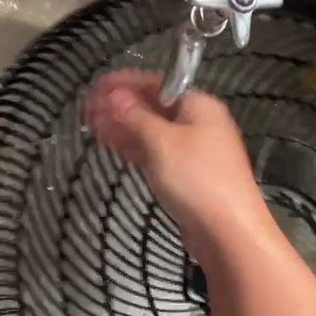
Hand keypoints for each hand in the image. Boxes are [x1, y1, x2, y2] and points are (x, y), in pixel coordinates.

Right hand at [86, 71, 264, 234]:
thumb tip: (114, 94)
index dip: (124, 83)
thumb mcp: (162, 142)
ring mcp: (190, 149)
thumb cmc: (197, 178)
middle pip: (152, 106)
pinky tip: (109, 143)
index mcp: (198, 105)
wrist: (228, 232)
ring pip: (150, 130)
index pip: (157, 84)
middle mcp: (196, 122)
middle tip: (87, 107)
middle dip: (120, 105)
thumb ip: (136, 116)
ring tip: (90, 123)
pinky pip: (152, 150)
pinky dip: (132, 145)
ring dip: (122, 125)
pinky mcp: (182, 172)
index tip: (95, 87)